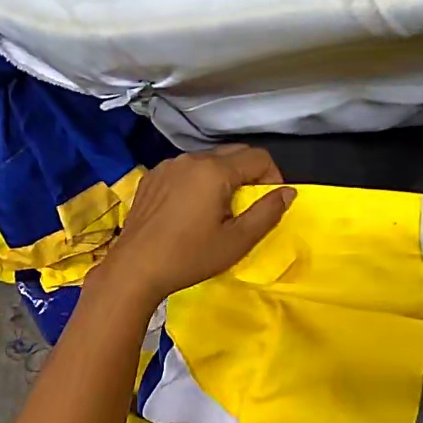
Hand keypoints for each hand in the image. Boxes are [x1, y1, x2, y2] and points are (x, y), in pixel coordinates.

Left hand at [94, 146, 295, 306]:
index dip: (272, 178)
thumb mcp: (237, 241)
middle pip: (233, 153)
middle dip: (248, 174)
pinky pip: (184, 170)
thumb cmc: (189, 256)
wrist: (135, 268)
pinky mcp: (151, 177)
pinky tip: (189, 210)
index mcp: (214, 170)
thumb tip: (287, 192)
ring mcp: (167, 166)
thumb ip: (267, 212)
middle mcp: (190, 159)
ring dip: (222, 177)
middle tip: (246, 207)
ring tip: (217, 210)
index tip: (267, 203)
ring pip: (207, 160)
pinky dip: (196, 181)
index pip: (259, 157)